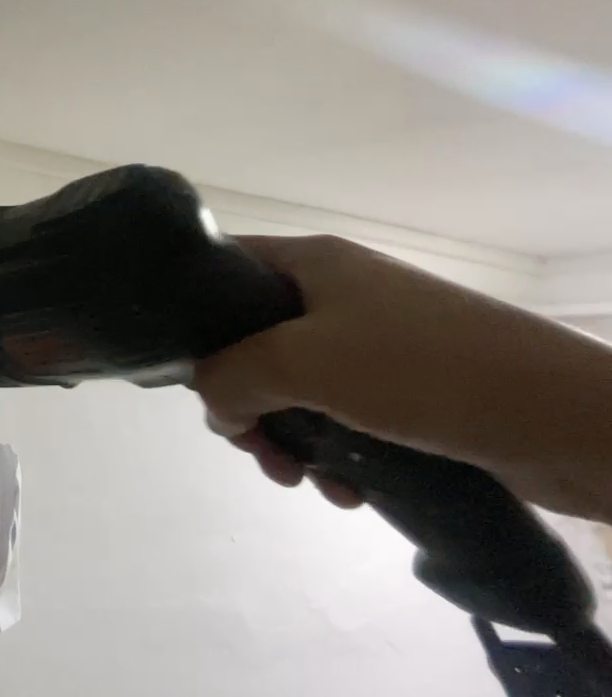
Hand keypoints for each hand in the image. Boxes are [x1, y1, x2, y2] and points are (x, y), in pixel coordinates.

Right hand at [194, 234, 611, 521]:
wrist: (582, 424)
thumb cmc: (424, 370)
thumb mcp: (299, 363)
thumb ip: (228, 377)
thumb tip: (214, 406)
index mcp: (309, 264)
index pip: (220, 268)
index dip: (189, 312)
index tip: (183, 368)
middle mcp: (336, 294)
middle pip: (250, 340)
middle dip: (241, 400)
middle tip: (248, 444)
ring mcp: (376, 341)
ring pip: (293, 385)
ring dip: (285, 437)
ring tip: (299, 480)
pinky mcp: (410, 388)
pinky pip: (341, 414)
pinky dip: (333, 452)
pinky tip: (347, 490)